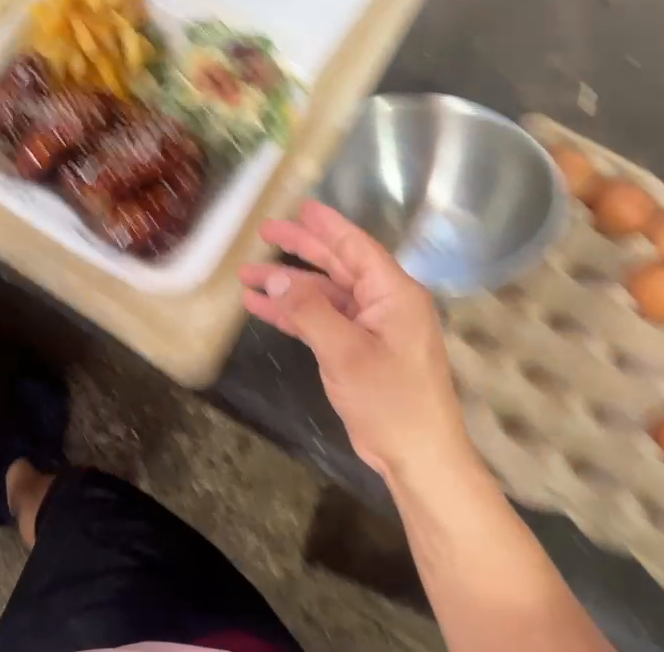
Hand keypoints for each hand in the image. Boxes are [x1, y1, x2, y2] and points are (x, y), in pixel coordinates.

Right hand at [241, 200, 472, 480]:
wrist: (417, 456)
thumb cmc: (390, 399)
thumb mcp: (345, 351)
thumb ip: (308, 310)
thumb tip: (275, 279)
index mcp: (394, 295)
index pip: (356, 248)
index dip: (328, 226)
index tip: (300, 206)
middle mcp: (384, 305)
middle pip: (337, 266)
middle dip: (300, 249)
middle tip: (264, 231)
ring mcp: (371, 329)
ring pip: (323, 294)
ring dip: (287, 285)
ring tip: (246, 274)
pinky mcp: (358, 351)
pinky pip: (320, 320)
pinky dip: (291, 313)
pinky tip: (259, 307)